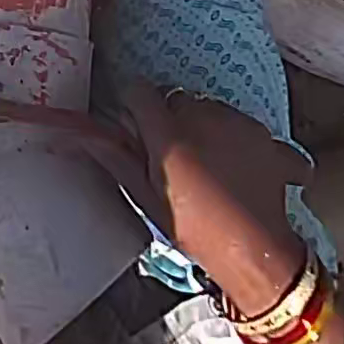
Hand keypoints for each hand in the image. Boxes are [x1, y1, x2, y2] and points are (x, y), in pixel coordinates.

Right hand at [91, 80, 310, 314]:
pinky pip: (236, 120)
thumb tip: (82, 134)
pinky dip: (231, 135)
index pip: (139, 91)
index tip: (138, 129)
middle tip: (173, 157)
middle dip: (169, 120)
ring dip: (202, 125)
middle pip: (174, 100)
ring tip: (207, 165)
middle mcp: (201, 115)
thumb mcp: (147, 196)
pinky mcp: (261, 129)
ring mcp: (235, 120)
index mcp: (168, 131)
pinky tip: (234, 166)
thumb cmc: (195, 228)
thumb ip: (115, 156)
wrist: (255, 252)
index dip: (134, 108)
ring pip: (206, 107)